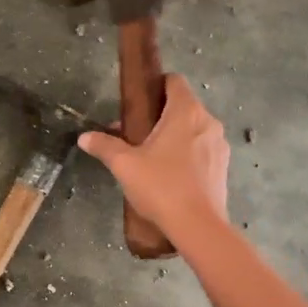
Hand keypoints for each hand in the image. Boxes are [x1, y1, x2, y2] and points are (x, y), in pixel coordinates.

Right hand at [79, 74, 229, 232]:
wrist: (198, 225)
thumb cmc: (161, 187)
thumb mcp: (124, 166)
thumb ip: (104, 146)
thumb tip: (84, 137)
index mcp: (185, 112)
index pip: (174, 81)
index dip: (155, 86)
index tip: (138, 104)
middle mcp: (207, 122)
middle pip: (182, 106)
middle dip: (159, 116)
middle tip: (135, 136)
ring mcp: (219, 144)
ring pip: (193, 129)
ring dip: (173, 136)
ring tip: (151, 158)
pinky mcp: (223, 166)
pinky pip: (202, 150)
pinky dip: (187, 154)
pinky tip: (170, 176)